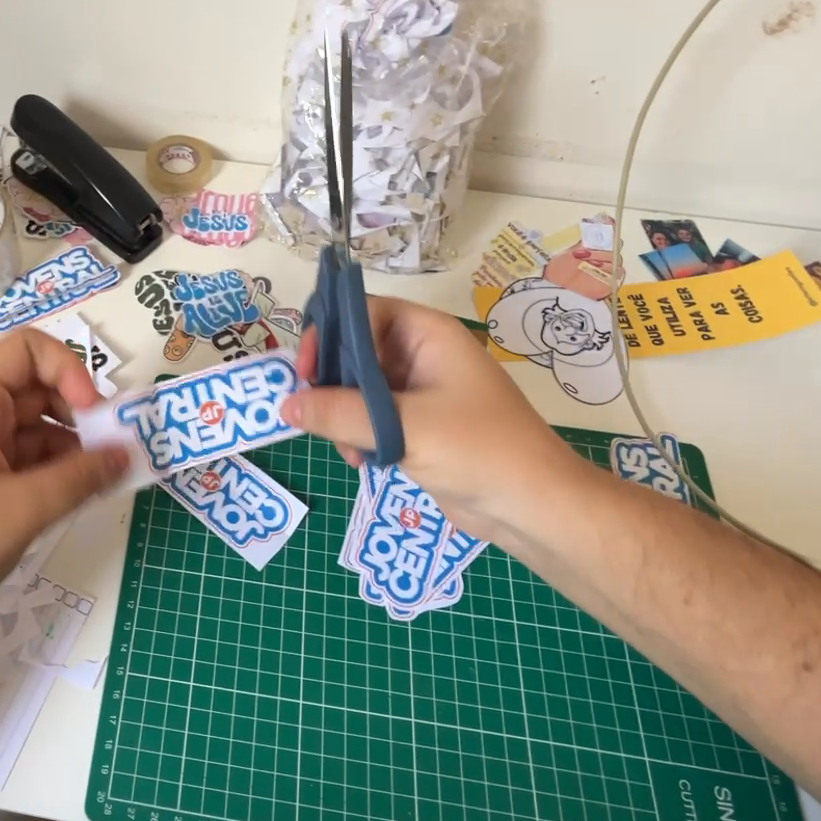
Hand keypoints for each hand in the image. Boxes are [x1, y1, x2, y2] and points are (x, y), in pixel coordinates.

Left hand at [0, 329, 129, 633]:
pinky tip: (77, 496)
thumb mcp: (20, 511)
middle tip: (113, 447)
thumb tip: (127, 454)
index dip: (66, 367)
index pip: (24, 350)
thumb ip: (80, 478)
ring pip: (32, 430)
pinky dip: (53, 473)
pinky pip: (22, 463)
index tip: (94, 411)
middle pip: (33, 389)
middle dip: (78, 411)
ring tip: (103, 479)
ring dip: (70, 446)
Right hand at [279, 296, 595, 540]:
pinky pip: (372, 418)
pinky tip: (361, 461)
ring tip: (345, 448)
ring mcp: (420, 393)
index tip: (306, 370)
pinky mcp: (418, 426)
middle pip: (356, 351)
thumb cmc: (478, 450)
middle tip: (312, 412)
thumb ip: (340, 413)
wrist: (534, 507)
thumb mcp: (403, 427)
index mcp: (427, 336)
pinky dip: (358, 435)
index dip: (330, 333)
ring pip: (359, 389)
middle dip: (331, 383)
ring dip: (342, 416)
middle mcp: (422, 356)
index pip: (364, 312)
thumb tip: (286, 404)